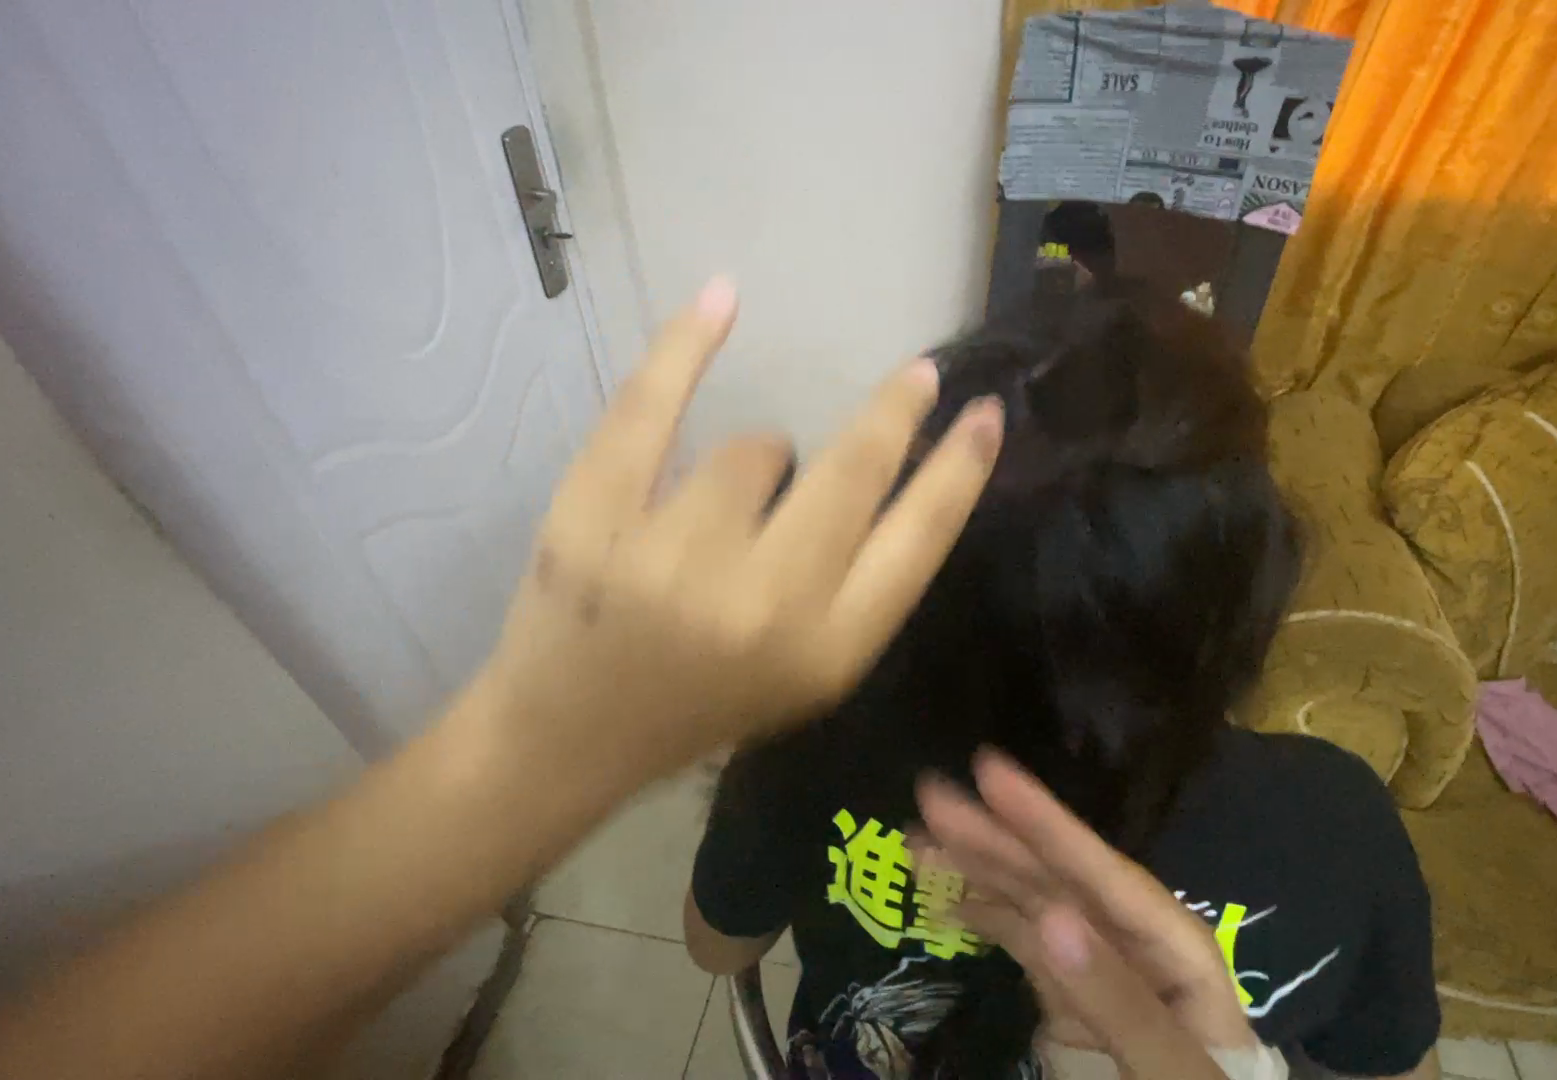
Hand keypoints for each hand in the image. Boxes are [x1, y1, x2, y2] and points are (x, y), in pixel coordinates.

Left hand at [466, 277, 1003, 786]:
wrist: (571, 735)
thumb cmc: (707, 705)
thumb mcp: (810, 674)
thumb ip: (863, 587)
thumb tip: (902, 467)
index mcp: (826, 651)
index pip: (918, 539)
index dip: (960, 468)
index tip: (985, 414)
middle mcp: (760, 603)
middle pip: (853, 470)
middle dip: (896, 412)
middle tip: (917, 375)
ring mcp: (670, 557)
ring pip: (755, 449)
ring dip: (755, 464)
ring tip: (717, 515)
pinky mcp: (593, 517)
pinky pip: (651, 406)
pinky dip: (687, 346)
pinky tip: (722, 300)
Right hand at [917, 751, 1255, 1078]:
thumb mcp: (1173, 1067)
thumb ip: (1118, 999)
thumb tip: (1051, 919)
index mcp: (1172, 942)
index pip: (1101, 872)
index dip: (1043, 821)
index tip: (989, 772)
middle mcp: (1129, 934)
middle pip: (1056, 876)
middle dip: (993, 837)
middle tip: (931, 796)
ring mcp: (1095, 958)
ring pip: (1029, 897)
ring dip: (976, 866)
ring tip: (918, 840)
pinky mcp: (1068, 986)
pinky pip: (1019, 937)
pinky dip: (982, 914)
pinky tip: (944, 898)